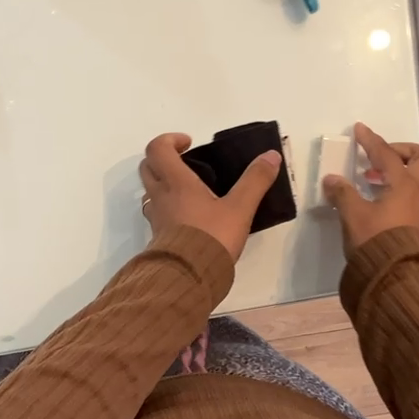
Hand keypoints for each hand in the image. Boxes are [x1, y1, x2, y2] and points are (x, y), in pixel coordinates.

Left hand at [139, 132, 281, 260]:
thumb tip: (270, 156)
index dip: (169, 140)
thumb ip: (255, 181)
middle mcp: (160, 197)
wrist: (188, 278)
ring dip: (164, 185)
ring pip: (150, 193)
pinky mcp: (158, 238)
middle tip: (187, 164)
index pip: (157, 149)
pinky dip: (169, 210)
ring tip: (190, 192)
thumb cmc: (211, 238)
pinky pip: (158, 215)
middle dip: (163, 160)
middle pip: (147, 168)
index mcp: (176, 183)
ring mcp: (157, 219)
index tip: (189, 144)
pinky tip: (190, 219)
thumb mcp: (240, 209)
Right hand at [322, 122, 418, 250]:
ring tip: (373, 177)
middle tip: (377, 157)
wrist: (393, 273)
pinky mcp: (416, 219)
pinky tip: (378, 195)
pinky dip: (398, 185)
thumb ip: (342, 193)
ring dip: (398, 169)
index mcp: (405, 183)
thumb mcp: (353, 214)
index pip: (387, 154)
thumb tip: (331, 179)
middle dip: (399, 151)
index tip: (359, 130)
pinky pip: (412, 191)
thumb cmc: (374, 239)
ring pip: (418, 175)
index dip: (371, 141)